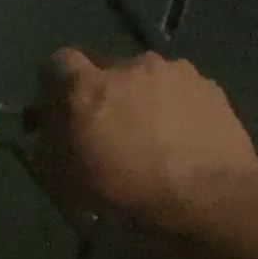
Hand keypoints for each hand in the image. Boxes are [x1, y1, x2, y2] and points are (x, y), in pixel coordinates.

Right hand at [25, 50, 257, 231]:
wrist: (203, 197)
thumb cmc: (120, 188)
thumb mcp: (61, 172)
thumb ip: (47, 138)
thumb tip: (46, 123)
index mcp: (87, 87)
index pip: (58, 62)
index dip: (52, 84)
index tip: (54, 110)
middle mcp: (131, 66)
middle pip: (104, 69)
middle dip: (98, 93)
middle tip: (102, 128)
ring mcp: (177, 73)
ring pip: (143, 79)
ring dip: (136, 98)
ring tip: (144, 135)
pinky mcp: (211, 87)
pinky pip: (176, 90)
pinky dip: (169, 107)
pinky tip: (174, 138)